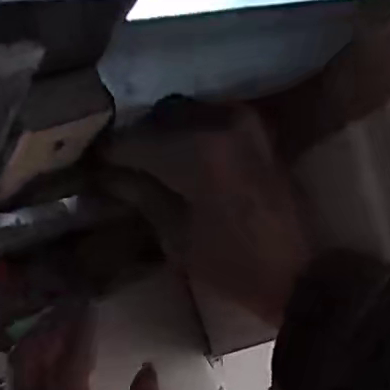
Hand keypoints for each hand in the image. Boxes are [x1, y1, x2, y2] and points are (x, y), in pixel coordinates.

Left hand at [13, 311, 181, 389]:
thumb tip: (144, 373)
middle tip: (72, 307)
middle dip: (49, 333)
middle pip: (31, 370)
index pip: (69, 376)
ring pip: (20, 383)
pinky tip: (51, 357)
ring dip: (37, 348)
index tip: (91, 310)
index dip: (79, 339)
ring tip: (60, 323)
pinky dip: (34, 370)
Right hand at [102, 98, 314, 329]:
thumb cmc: (233, 266)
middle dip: (138, 138)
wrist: (296, 275)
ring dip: (164, 134)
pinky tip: (179, 162)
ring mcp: (245, 124)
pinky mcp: (259, 135)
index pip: (136, 140)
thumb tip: (108, 175)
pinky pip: (212, 122)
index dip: (109, 154)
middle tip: (119, 166)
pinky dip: (191, 136)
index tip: (92, 166)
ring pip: (188, 115)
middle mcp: (221, 121)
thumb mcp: (178, 238)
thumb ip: (143, 196)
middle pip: (162, 116)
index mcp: (196, 149)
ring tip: (148, 165)